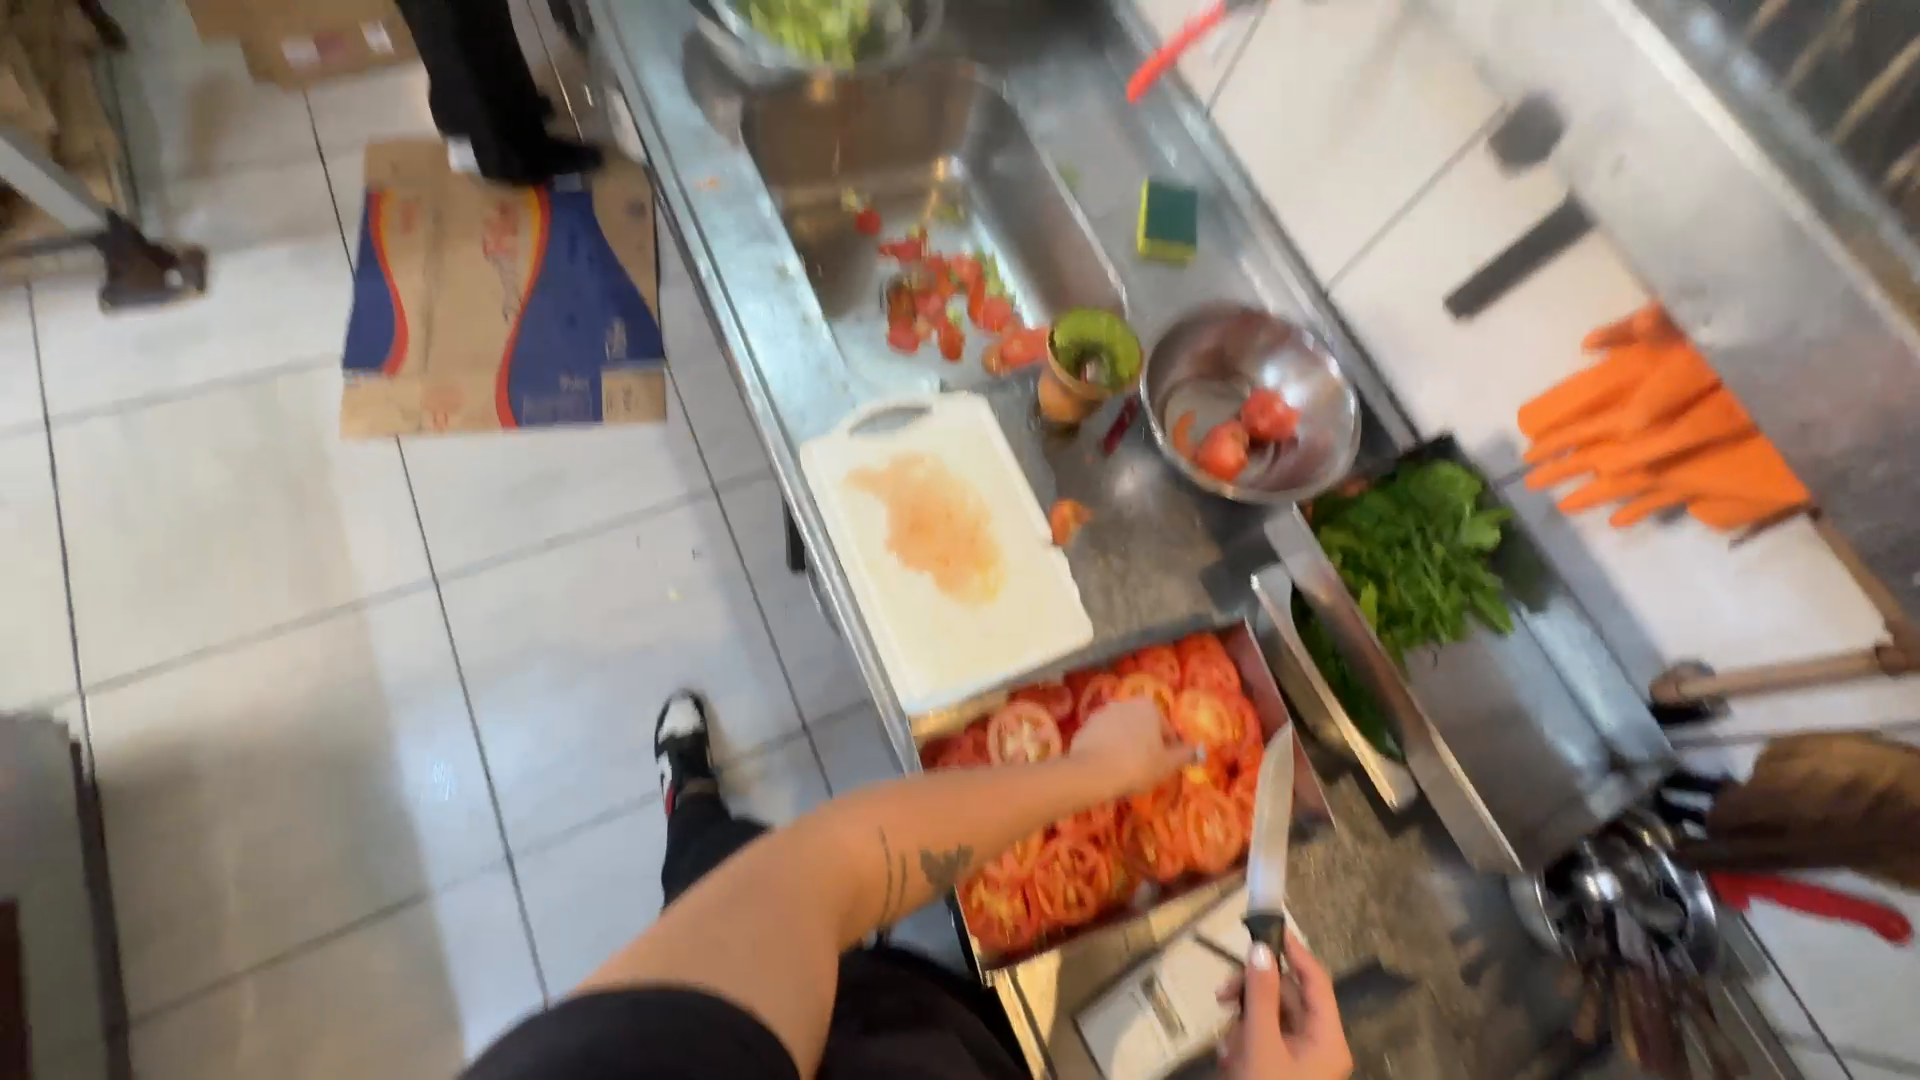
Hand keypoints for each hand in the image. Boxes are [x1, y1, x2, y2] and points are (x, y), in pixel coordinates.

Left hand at [1068, 699, 1195, 795]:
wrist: (1093, 771)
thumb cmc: (1138, 764)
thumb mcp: (1168, 763)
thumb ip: (1186, 754)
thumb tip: (1200, 750)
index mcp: (1148, 706)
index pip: (1166, 730)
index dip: (1168, 750)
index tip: (1164, 767)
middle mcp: (1124, 703)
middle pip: (1143, 727)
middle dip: (1146, 745)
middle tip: (1146, 769)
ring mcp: (1102, 713)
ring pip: (1122, 732)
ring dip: (1126, 746)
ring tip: (1126, 770)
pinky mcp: (1085, 726)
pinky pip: (1103, 738)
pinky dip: (1108, 749)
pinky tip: (1109, 767)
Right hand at [1216, 935, 1351, 1079]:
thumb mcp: (1260, 1044)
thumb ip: (1260, 994)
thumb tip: (1260, 949)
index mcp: (1327, 1037)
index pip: (1315, 979)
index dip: (1293, 951)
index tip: (1264, 927)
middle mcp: (1319, 1044)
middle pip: (1285, 996)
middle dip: (1251, 993)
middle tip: (1220, 993)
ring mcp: (1301, 1059)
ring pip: (1269, 1016)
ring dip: (1242, 1020)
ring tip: (1226, 1045)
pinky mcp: (1282, 1069)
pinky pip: (1263, 1039)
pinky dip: (1243, 1040)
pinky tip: (1229, 1059)